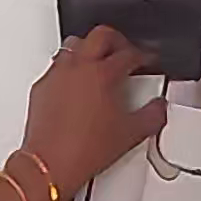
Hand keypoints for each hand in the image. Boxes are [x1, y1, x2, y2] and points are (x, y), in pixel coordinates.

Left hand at [20, 25, 166, 192]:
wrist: (50, 165)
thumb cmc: (84, 150)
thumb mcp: (131, 134)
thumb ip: (153, 115)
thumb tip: (159, 107)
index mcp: (103, 74)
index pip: (129, 53)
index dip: (144, 56)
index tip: (147, 61)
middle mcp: (78, 67)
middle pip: (101, 35)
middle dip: (118, 40)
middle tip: (126, 50)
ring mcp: (57, 74)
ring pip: (75, 44)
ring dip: (91, 48)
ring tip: (100, 61)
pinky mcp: (42, 86)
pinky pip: (57, 65)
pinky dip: (70, 67)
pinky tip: (76, 81)